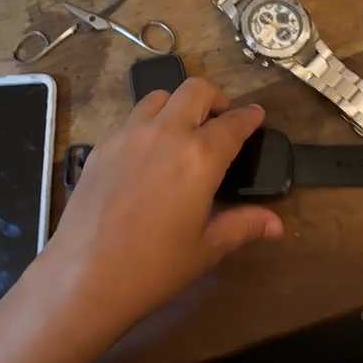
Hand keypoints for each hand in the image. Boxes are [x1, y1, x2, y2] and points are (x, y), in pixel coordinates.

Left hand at [39, 77, 283, 330]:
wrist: (86, 272)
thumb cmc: (154, 266)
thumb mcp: (206, 249)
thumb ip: (242, 226)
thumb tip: (276, 223)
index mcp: (199, 156)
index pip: (232, 124)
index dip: (249, 116)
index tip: (256, 113)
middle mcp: (165, 132)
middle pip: (194, 90)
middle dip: (215, 96)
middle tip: (222, 117)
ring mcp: (129, 133)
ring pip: (159, 96)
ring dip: (178, 104)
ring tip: (184, 128)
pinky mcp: (103, 143)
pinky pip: (131, 118)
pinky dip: (149, 122)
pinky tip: (149, 150)